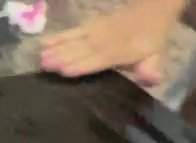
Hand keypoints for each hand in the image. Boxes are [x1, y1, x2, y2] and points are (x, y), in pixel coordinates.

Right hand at [40, 0, 182, 85]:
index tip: (65, 71)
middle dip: (64, 57)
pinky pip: (73, 32)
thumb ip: (151, 68)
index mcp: (121, 51)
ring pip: (76, 41)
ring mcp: (97, 32)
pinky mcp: (90, 26)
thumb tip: (153, 81)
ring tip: (41, 58)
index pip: (99, 59)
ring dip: (57, 49)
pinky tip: (43, 43)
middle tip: (45, 66)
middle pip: (83, 50)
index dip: (83, 64)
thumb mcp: (155, 55)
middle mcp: (106, 41)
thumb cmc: (150, 39)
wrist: (155, 9)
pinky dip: (58, 37)